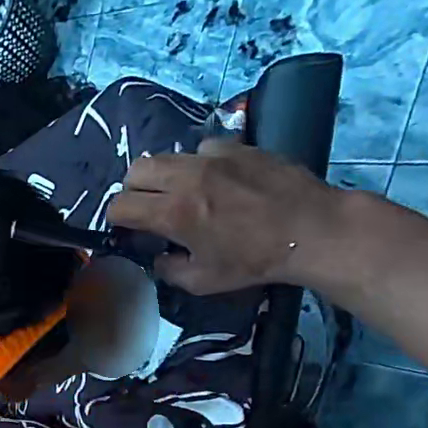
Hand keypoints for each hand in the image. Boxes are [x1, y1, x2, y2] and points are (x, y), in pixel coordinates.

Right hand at [110, 138, 346, 293]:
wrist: (311, 230)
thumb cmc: (256, 261)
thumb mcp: (206, 282)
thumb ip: (171, 271)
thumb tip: (159, 258)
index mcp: (174, 213)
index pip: (121, 206)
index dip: (116, 219)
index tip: (127, 229)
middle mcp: (185, 177)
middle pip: (135, 171)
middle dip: (133, 191)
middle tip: (149, 209)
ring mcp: (211, 156)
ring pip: (165, 156)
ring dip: (162, 176)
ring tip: (180, 193)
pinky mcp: (235, 145)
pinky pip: (201, 149)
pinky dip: (198, 164)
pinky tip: (216, 180)